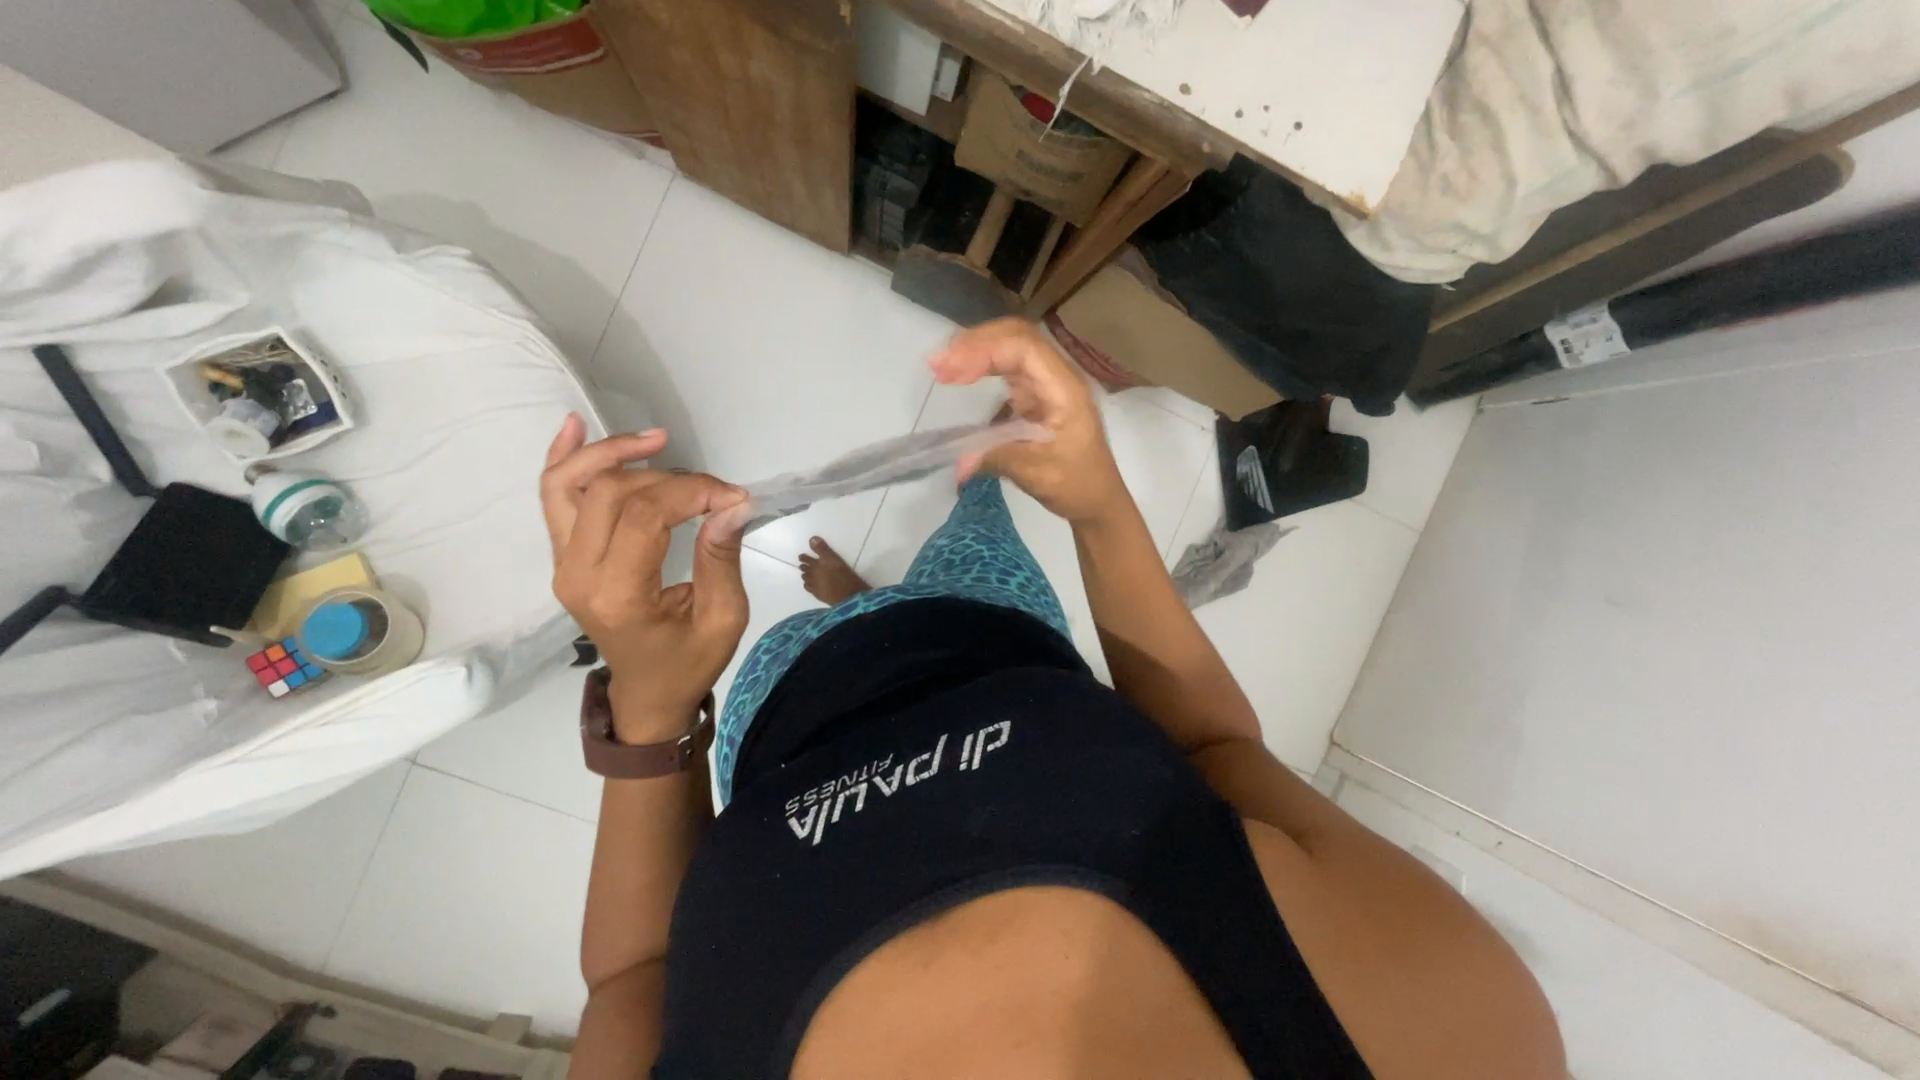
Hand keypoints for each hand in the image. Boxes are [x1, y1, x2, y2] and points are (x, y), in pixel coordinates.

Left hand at [541, 413, 750, 742]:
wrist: (647, 694)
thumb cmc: (688, 663)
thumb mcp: (723, 618)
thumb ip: (721, 557)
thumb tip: (731, 503)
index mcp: (618, 595)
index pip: (645, 515)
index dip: (692, 491)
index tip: (733, 496)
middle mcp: (578, 574)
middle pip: (608, 491)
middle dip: (667, 477)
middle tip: (710, 489)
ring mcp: (563, 563)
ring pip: (569, 484)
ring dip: (610, 453)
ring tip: (656, 439)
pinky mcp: (564, 555)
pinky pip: (554, 497)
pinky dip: (564, 459)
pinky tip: (575, 426)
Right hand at [931, 318, 1129, 523]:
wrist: (1097, 498)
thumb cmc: (1077, 484)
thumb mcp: (1037, 474)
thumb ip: (997, 458)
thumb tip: (957, 461)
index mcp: (1064, 389)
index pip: (1024, 348)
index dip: (984, 351)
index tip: (951, 372)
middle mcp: (1057, 376)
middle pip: (1016, 336)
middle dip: (975, 343)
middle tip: (938, 365)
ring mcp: (1047, 383)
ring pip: (1011, 346)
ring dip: (976, 350)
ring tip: (943, 367)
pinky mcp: (1036, 393)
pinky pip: (1008, 366)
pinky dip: (982, 365)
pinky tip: (960, 376)